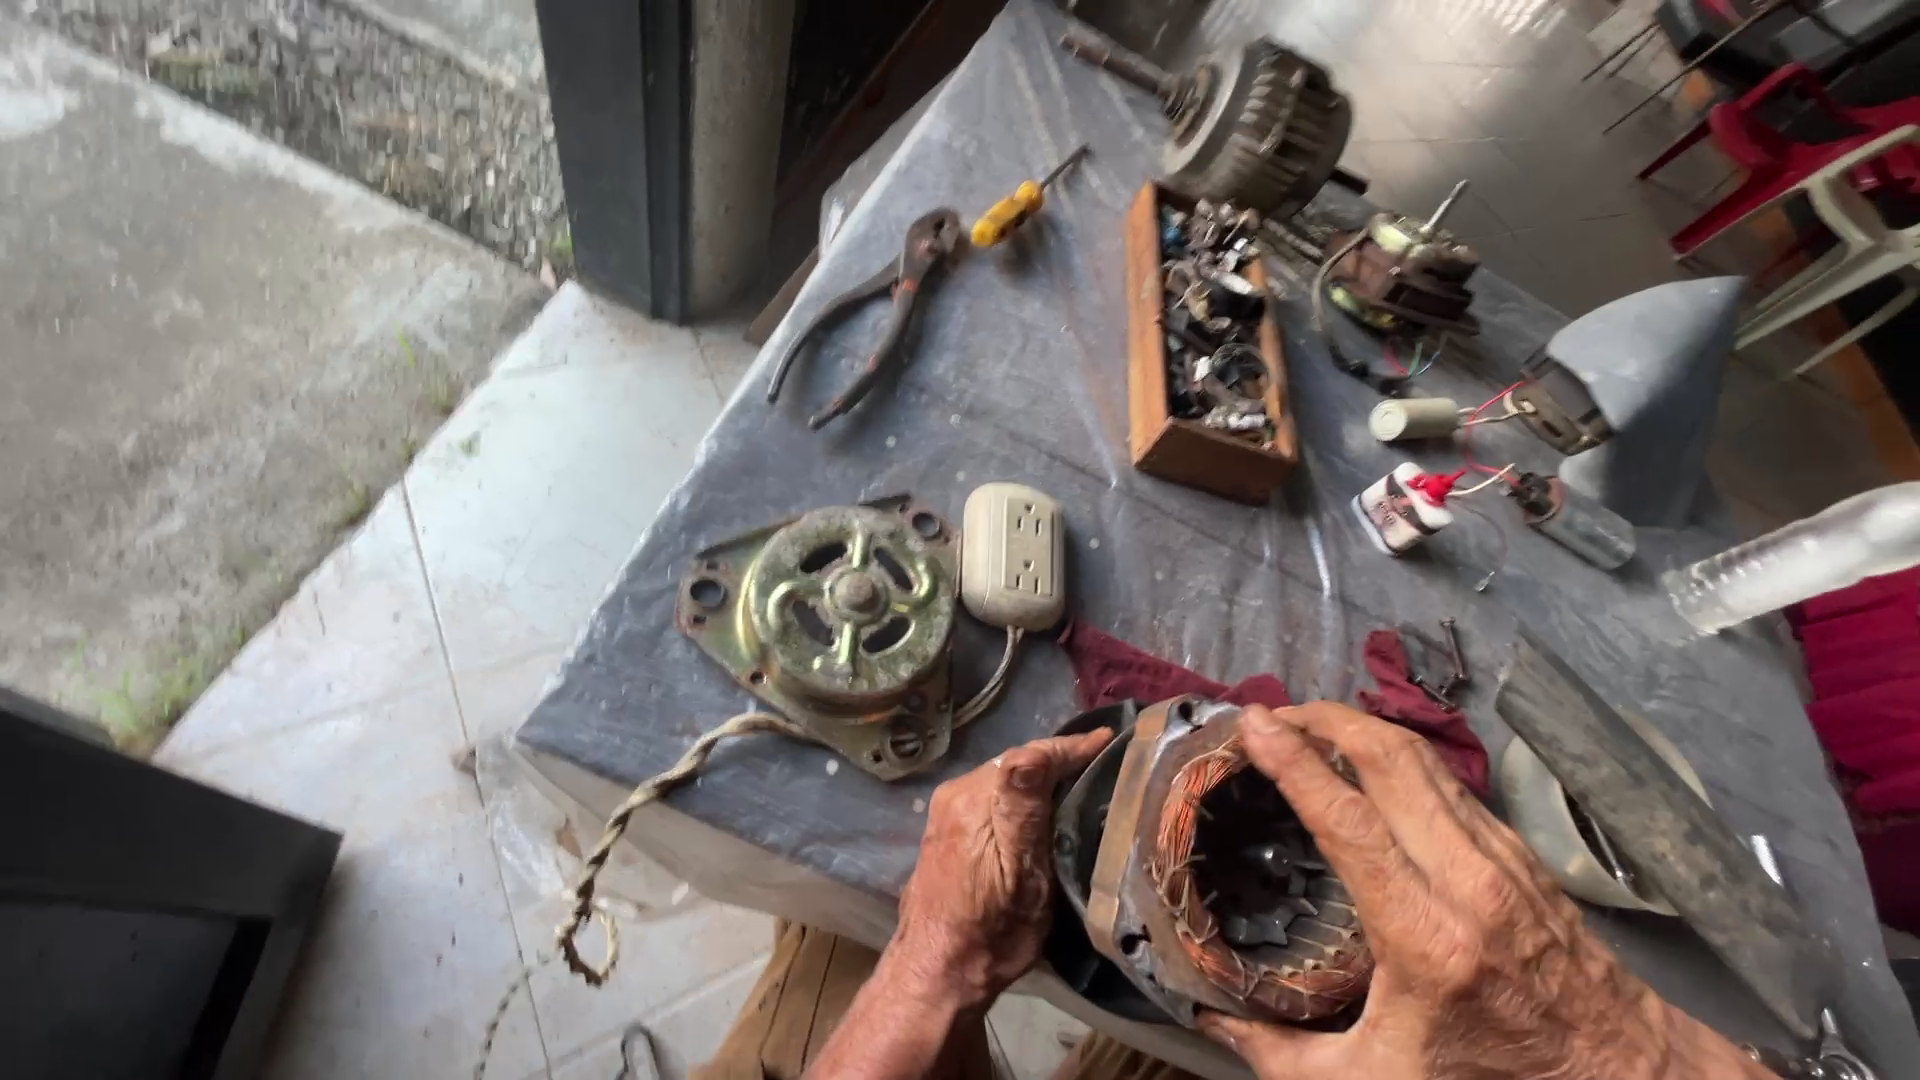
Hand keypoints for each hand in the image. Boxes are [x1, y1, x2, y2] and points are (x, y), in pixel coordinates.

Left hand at [889, 728, 1113, 1009]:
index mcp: (976, 798)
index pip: (1031, 756)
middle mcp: (957, 791)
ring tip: (1077, 778)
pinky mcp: (945, 825)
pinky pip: (991, 792)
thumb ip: (1024, 808)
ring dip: (1038, 774)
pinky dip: (1018, 792)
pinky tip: (1038, 804)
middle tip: (1100, 760)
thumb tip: (1035, 751)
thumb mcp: (1023, 877)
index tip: (1108, 740)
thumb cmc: (991, 930)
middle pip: (1016, 760)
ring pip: (1003, 776)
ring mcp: (946, 808)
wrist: (937, 971)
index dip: (1071, 747)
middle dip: (1057, 757)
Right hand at [1199, 703, 1770, 1079]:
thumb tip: (1209, 1017)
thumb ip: (1282, 1056)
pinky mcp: (1513, 845)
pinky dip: (1389, 749)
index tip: (1252, 724)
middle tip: (1272, 715)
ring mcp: (1496, 853)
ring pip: (1418, 757)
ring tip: (1304, 722)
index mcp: (1423, 935)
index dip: (1294, 762)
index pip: (1347, 819)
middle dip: (1324, 719)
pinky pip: (1440, 775)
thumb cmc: (1493, 1076)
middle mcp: (1464, 878)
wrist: (1631, 1073)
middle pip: (1389, 760)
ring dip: (1355, 725)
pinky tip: (1360, 754)